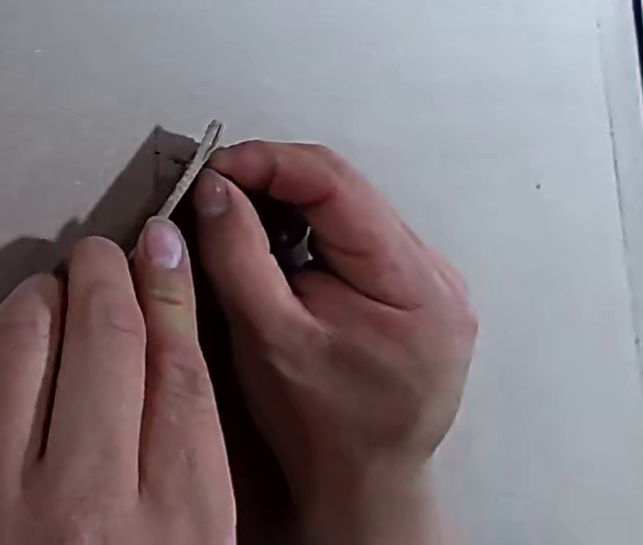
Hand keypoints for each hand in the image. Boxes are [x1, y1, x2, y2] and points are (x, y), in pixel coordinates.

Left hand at [0, 224, 235, 543]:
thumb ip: (183, 451)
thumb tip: (168, 328)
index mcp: (173, 535)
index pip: (179, 369)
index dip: (169, 288)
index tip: (160, 245)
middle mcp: (85, 507)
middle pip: (104, 330)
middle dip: (104, 269)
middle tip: (101, 255)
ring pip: (23, 329)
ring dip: (41, 293)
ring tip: (53, 292)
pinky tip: (0, 349)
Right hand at [194, 142, 475, 544]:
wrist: (359, 481)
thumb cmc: (317, 422)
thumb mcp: (265, 334)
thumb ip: (235, 251)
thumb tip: (213, 184)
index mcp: (412, 286)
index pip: (335, 183)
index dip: (267, 162)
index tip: (214, 168)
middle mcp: (429, 272)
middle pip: (338, 183)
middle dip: (267, 175)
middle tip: (214, 188)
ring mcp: (419, 275)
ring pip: (337, 197)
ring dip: (278, 194)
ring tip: (233, 212)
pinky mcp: (399, 280)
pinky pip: (339, 221)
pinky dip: (292, 216)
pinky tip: (264, 236)